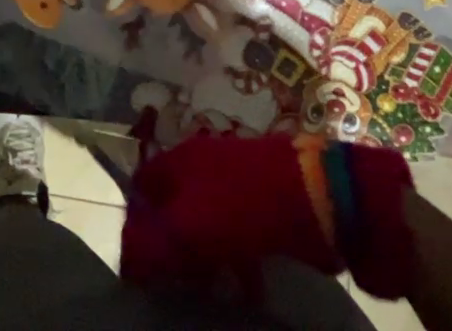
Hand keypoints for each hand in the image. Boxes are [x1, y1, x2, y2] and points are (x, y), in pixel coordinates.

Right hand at [121, 131, 416, 299]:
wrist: (323, 194)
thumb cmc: (243, 206)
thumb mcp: (190, 231)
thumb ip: (153, 247)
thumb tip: (128, 265)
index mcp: (179, 159)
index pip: (142, 186)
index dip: (137, 222)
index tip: (144, 258)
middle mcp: (203, 162)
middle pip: (176, 205)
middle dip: (176, 245)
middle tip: (182, 281)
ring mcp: (238, 177)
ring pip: (210, 219)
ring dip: (209, 256)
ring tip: (218, 291)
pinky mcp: (269, 195)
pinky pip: (242, 227)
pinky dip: (240, 255)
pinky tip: (251, 285)